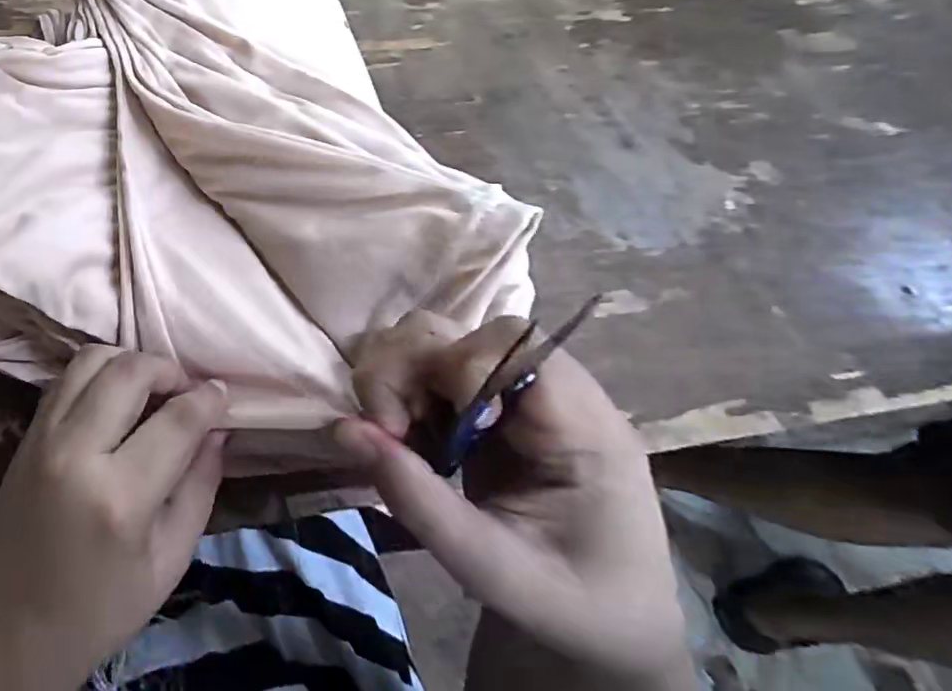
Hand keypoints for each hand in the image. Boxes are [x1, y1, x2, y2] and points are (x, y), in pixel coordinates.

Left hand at [0, 347, 229, 690]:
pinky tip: (114, 397)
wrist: (13, 629)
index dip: (208, 399)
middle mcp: (76, 453)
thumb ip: (200, 486)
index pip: (176, 421)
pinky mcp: (25, 434)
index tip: (222, 394)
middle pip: (129, 372)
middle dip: (168, 370)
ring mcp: (43, 437)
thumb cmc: (102, 608)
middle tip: (186, 391)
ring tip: (151, 389)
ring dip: (129, 362)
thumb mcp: (169, 560)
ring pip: (92, 359)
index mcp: (119, 498)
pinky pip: (65, 378)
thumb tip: (218, 428)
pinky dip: (97, 373)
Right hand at [336, 317, 689, 687]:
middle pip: (457, 332)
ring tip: (396, 435)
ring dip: (395, 377)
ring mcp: (509, 388)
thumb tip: (345, 429)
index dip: (462, 369)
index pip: (516, 346)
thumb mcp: (497, 571)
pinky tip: (407, 437)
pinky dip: (399, 391)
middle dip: (405, 370)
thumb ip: (421, 503)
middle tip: (389, 433)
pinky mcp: (482, 396)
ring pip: (431, 337)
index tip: (440, 439)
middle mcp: (544, 389)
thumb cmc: (569, 602)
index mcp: (583, 425)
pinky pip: (424, 364)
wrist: (607, 618)